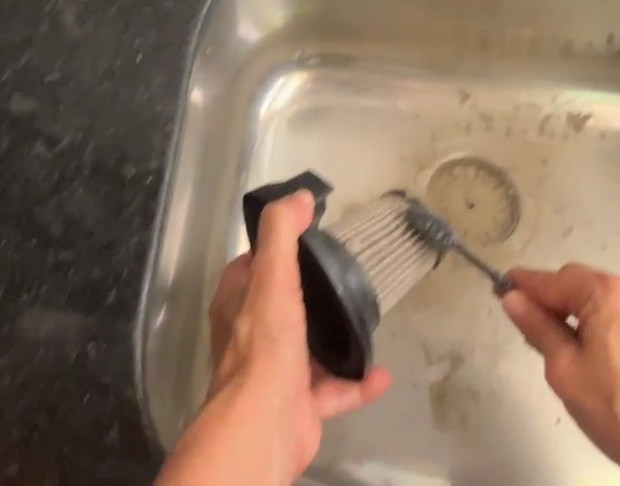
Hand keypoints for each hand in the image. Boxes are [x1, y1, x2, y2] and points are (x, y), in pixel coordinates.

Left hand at [157, 191, 392, 485]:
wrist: (263, 423)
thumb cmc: (264, 342)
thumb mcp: (272, 275)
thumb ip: (282, 232)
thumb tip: (300, 195)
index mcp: (238, 300)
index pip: (255, 263)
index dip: (278, 248)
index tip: (310, 236)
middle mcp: (251, 333)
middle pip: (282, 303)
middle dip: (309, 292)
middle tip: (344, 275)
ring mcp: (276, 370)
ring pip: (308, 346)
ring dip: (334, 336)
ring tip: (364, 318)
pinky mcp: (299, 404)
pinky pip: (333, 388)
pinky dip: (356, 380)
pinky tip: (382, 373)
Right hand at [501, 264, 619, 485]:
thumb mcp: (566, 373)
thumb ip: (538, 329)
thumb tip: (513, 298)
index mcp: (607, 292)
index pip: (551, 278)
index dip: (523, 285)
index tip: (500, 290)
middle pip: (581, 285)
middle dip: (554, 302)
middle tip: (532, 331)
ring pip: (608, 305)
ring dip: (583, 318)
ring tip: (569, 355)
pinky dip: (609, 332)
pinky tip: (607, 367)